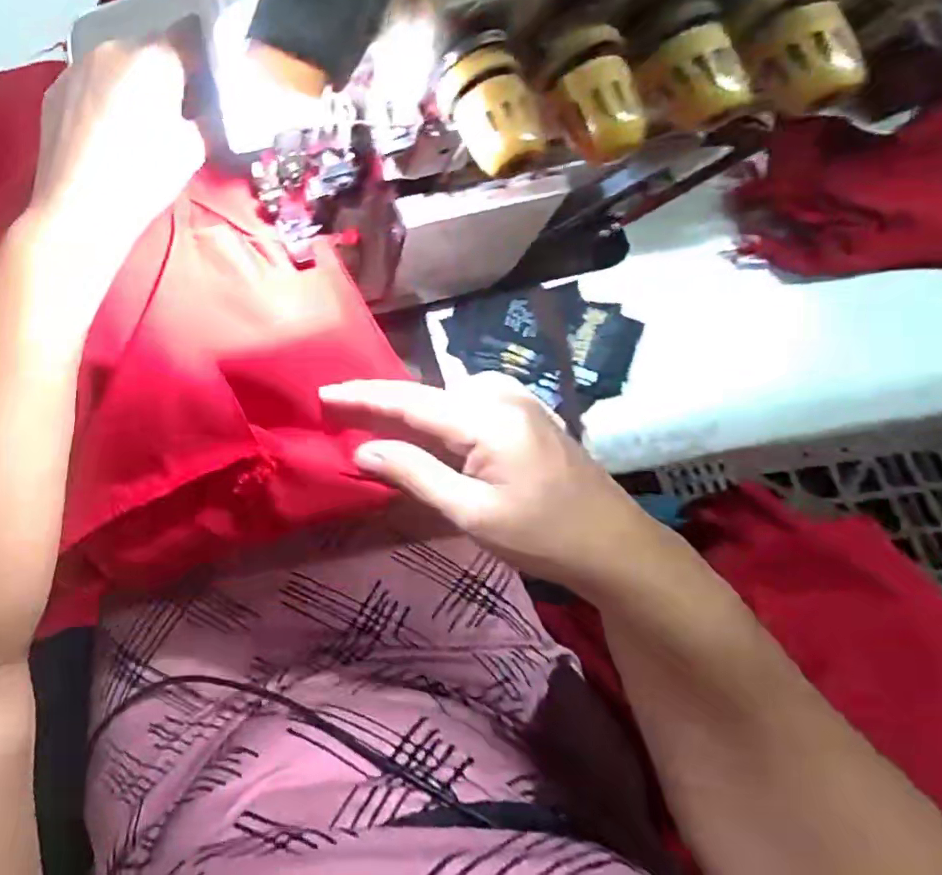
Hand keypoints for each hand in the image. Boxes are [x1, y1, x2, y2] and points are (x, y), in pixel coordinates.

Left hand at [27, 36, 205, 268]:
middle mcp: (112, 48)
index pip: (191, 35)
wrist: (77, 215)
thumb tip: (202, 104)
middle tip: (170, 111)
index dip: (202, 60)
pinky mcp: (53, 92)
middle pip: (149, 49)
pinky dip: (101, 97)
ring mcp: (76, 68)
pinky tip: (103, 132)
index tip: (205, 87)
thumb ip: (204, 113)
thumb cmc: (142, 180)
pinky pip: (89, 84)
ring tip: (133, 125)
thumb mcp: (194, 148)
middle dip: (163, 73)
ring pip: (116, 65)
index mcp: (154, 55)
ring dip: (130, 84)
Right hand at [320, 373, 680, 598]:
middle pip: (425, 393)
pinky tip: (418, 430)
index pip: (410, 400)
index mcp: (488, 418)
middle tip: (337, 409)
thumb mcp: (471, 513)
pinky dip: (433, 414)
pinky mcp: (523, 411)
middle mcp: (501, 395)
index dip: (363, 396)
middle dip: (380, 401)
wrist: (618, 548)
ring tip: (369, 420)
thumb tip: (362, 449)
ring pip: (443, 397)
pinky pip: (463, 403)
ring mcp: (517, 399)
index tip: (323, 393)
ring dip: (406, 409)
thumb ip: (414, 473)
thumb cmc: (543, 537)